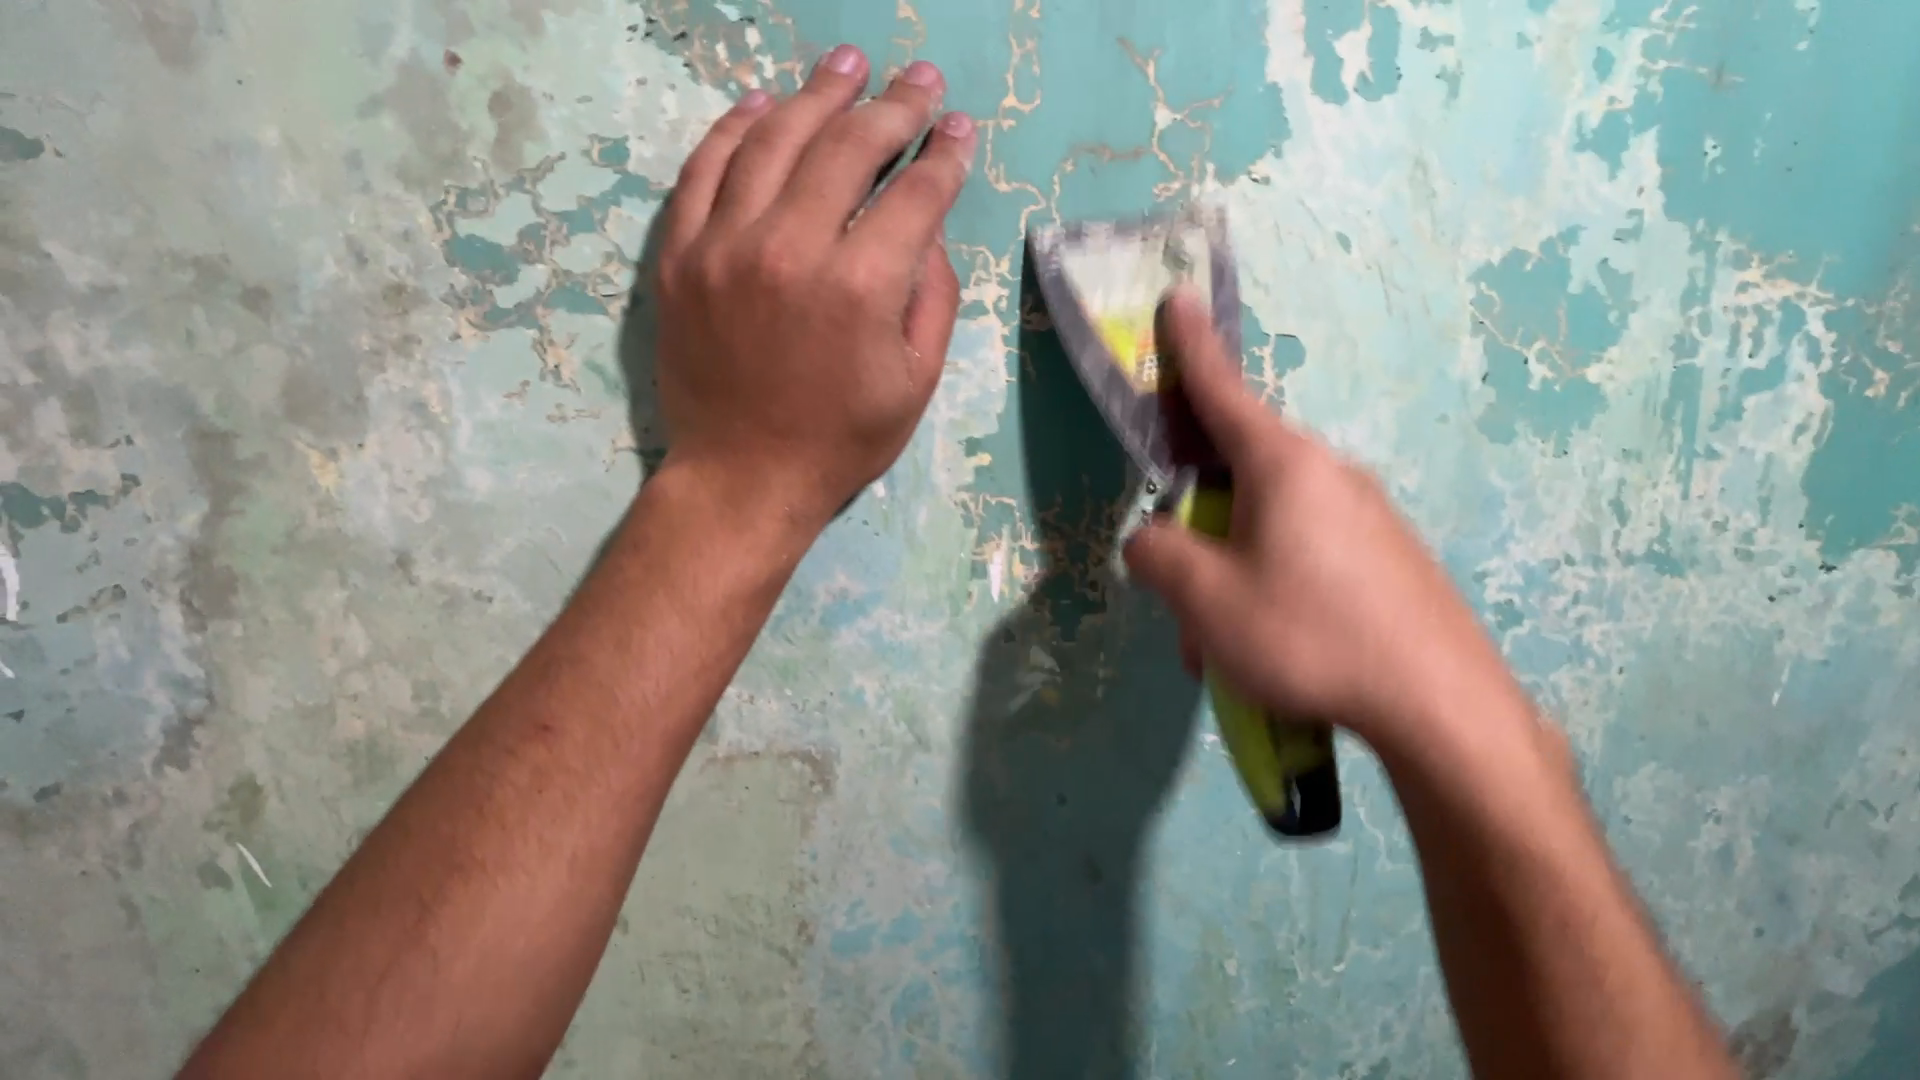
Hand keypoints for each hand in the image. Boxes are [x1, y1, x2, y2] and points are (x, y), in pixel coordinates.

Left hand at [653, 46, 976, 532]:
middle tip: (918, 79)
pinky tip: (765, 104)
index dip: (945, 154)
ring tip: (847, 64)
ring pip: (773, 140)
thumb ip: (933, 294)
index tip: (959, 128)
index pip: (914, 194)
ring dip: (817, 95)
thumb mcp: (916, 381)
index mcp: (861, 287)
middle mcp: (791, 249)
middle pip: (847, 148)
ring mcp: (725, 246)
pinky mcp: (681, 256)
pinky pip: (705, 168)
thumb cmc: (841, 439)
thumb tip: (926, 226)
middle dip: (894, 107)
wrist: (743, 477)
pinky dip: (736, 127)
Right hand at [1123, 290, 1540, 762]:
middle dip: (1198, 533)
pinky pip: (1305, 555)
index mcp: (1282, 465)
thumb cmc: (1309, 635)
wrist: (1441, 705)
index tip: (1178, 300)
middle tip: (1185, 605)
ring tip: (1227, 650)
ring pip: (1267, 529)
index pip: (1221, 392)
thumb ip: (1156, 556)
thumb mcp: (1204, 600)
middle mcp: (1328, 474)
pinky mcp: (1388, 557)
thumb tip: (1151, 540)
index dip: (1190, 349)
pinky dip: (1271, 591)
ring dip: (1231, 578)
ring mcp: (1365, 516)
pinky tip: (1276, 649)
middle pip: (1236, 480)